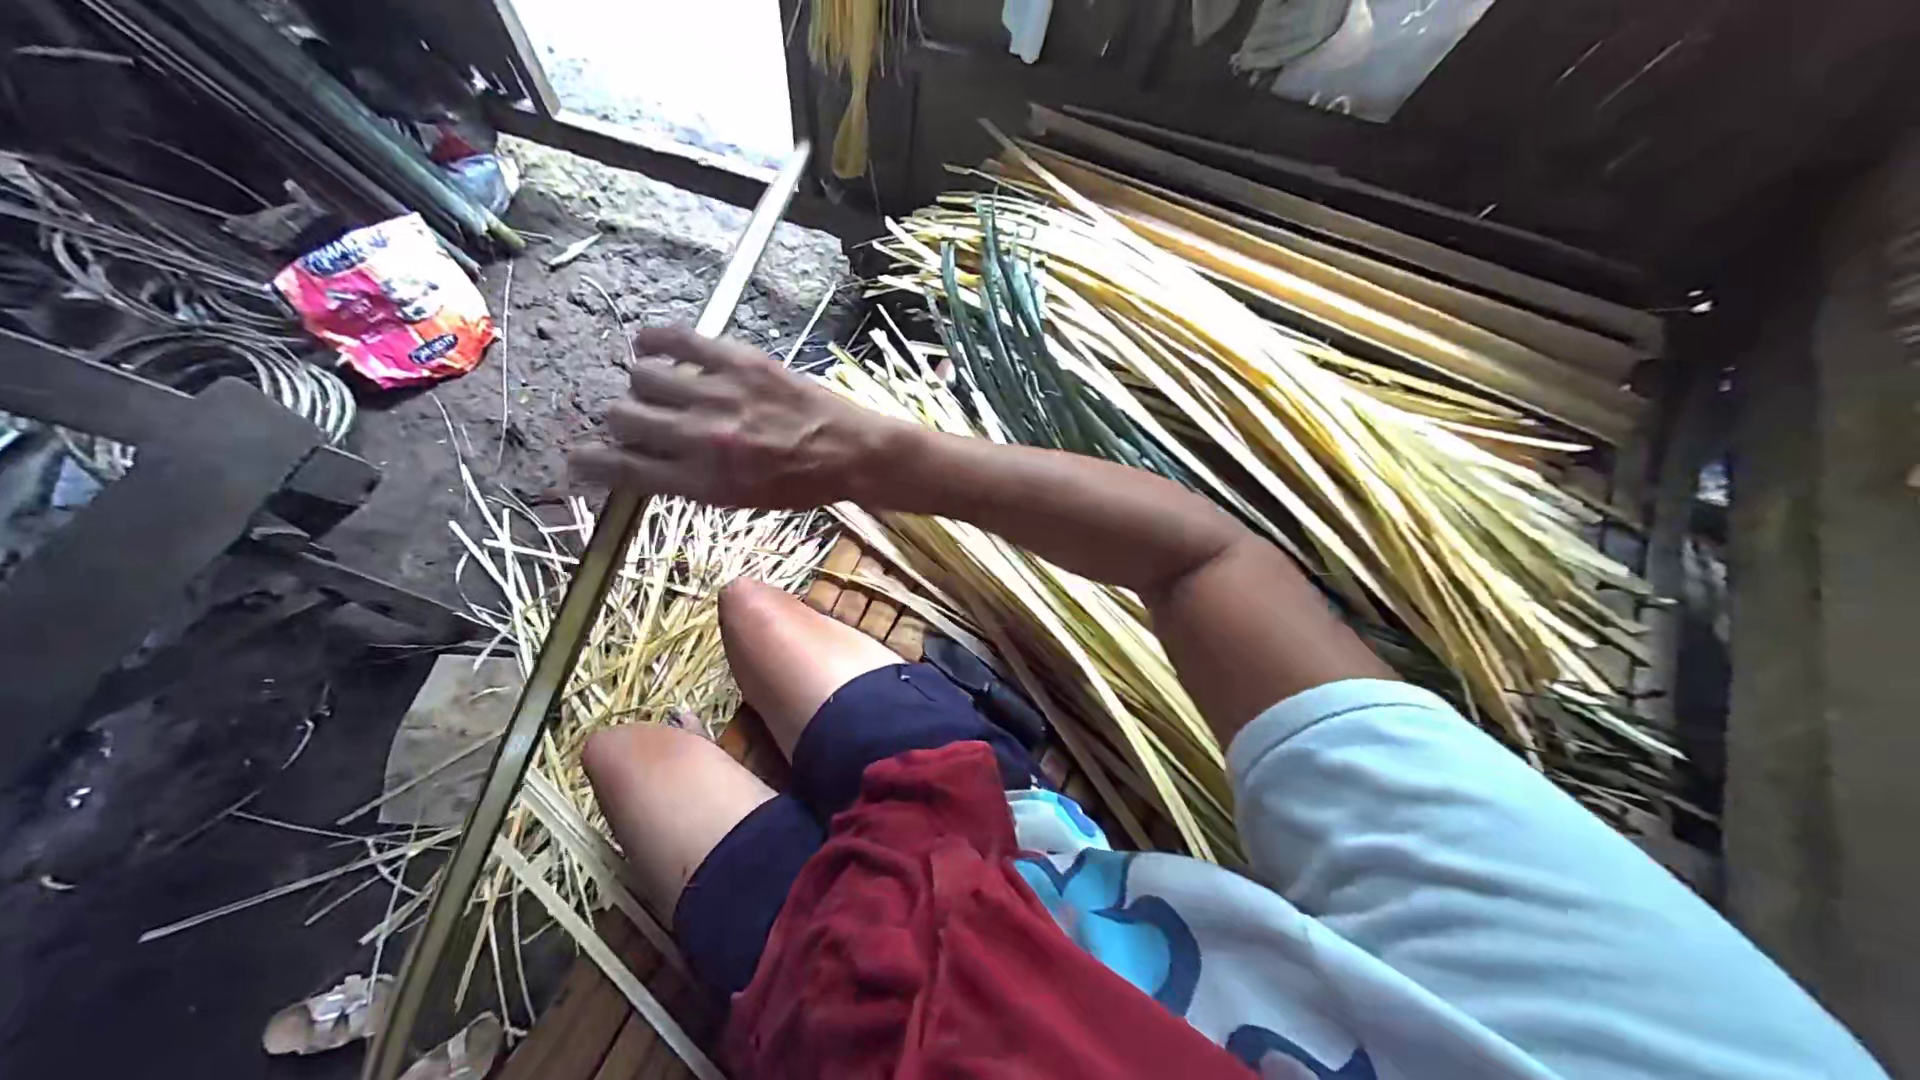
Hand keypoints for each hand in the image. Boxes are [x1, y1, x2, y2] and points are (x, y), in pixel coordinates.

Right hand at [568, 326, 894, 508]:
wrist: (848, 452)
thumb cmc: (798, 483)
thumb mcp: (739, 500)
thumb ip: (688, 481)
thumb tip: (643, 463)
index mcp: (701, 481)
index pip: (623, 469)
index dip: (591, 462)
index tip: (579, 457)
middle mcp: (701, 439)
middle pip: (623, 417)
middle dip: (623, 419)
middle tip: (641, 418)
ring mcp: (718, 396)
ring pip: (642, 376)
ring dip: (644, 383)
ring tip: (659, 385)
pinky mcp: (737, 362)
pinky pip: (675, 339)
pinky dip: (654, 339)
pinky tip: (650, 344)